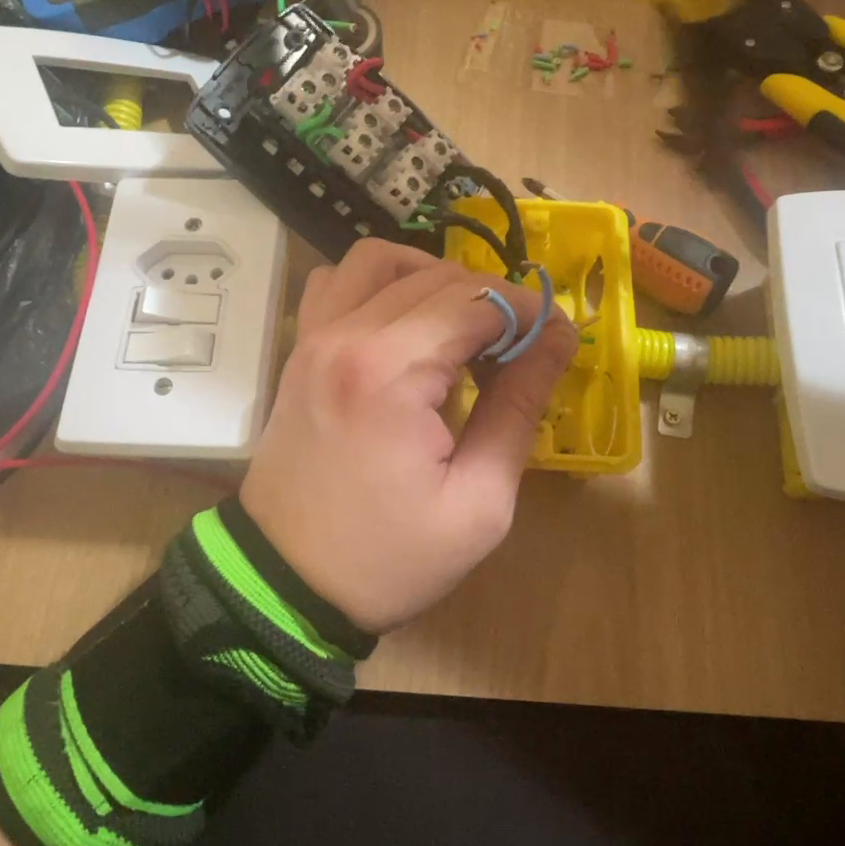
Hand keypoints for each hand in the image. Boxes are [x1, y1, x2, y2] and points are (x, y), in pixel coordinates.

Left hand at [239, 240, 576, 633]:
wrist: (285, 585)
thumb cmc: (388, 557)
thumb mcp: (477, 502)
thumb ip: (518, 408)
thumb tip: (557, 339)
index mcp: (389, 371)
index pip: (476, 301)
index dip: (529, 312)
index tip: (559, 340)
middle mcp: (344, 335)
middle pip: (436, 276)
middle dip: (492, 300)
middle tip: (521, 349)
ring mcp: (312, 337)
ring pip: (379, 260)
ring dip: (432, 277)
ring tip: (463, 327)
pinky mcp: (298, 351)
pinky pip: (335, 283)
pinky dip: (377, 284)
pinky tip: (404, 325)